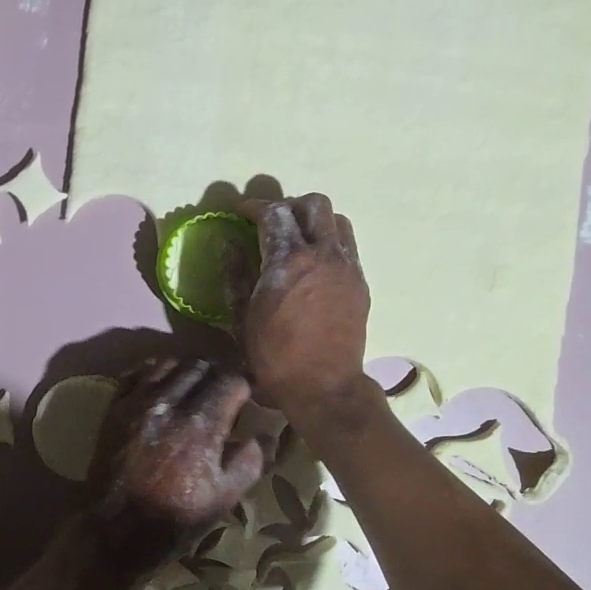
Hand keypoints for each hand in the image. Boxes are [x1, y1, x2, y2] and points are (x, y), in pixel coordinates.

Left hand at [85, 358, 269, 573]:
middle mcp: (169, 402)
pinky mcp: (114, 407)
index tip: (250, 394)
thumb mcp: (226, 497)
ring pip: (167, 363)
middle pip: (199, 365)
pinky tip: (162, 388)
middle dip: (217, 374)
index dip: (246, 383)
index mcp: (201, 423)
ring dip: (186, 370)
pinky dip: (154, 374)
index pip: (231, 380)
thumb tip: (262, 433)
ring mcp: (137, 401)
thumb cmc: (176, 517)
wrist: (117, 528)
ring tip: (194, 387)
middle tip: (223, 391)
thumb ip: (251, 460)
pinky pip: (137, 374)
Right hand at [234, 194, 372, 417]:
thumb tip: (230, 244)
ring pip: (337, 220)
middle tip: (270, 222)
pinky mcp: (360, 282)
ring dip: (314, 221)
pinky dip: (329, 241)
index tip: (240, 213)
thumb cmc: (274, 355)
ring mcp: (347, 267)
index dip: (253, 207)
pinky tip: (313, 263)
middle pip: (314, 204)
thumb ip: (236, 274)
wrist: (323, 386)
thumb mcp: (242, 316)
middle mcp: (323, 254)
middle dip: (289, 205)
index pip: (274, 212)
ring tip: (296, 238)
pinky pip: (347, 245)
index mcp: (288, 261)